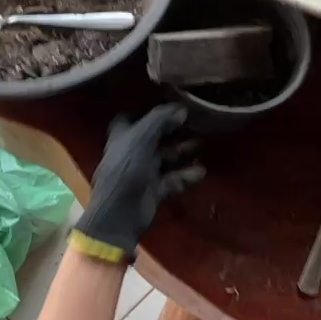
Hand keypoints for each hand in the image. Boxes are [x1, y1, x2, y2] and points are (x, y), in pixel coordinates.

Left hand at [73, 104, 202, 260]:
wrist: (120, 212)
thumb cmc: (126, 169)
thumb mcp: (141, 138)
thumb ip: (160, 120)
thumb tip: (182, 109)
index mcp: (122, 138)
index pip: (130, 119)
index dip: (146, 113)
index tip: (168, 107)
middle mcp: (131, 153)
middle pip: (153, 138)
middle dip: (172, 131)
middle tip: (193, 124)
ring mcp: (142, 173)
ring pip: (165, 158)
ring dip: (182, 152)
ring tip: (201, 144)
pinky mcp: (153, 191)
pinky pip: (171, 180)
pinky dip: (185, 176)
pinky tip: (200, 172)